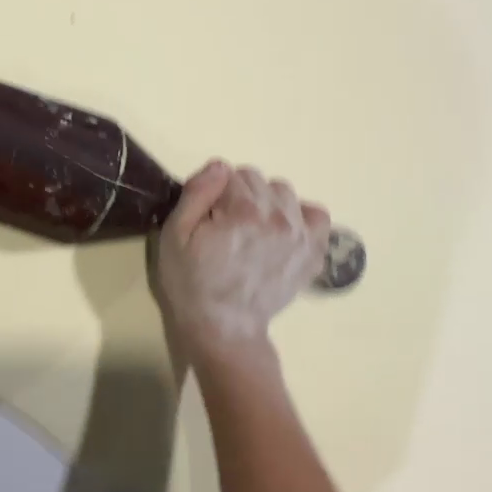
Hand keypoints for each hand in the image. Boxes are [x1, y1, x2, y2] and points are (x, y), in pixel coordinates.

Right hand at [153, 160, 331, 360]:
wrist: (223, 325)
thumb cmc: (190, 280)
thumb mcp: (175, 234)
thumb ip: (196, 193)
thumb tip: (219, 166)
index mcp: (244, 211)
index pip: (231, 174)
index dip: (212, 192)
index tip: (205, 216)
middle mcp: (280, 218)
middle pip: (259, 180)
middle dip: (239, 194)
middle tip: (223, 224)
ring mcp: (302, 236)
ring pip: (285, 194)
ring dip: (267, 203)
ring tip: (250, 228)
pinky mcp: (313, 253)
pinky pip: (317, 216)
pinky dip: (298, 217)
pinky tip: (279, 232)